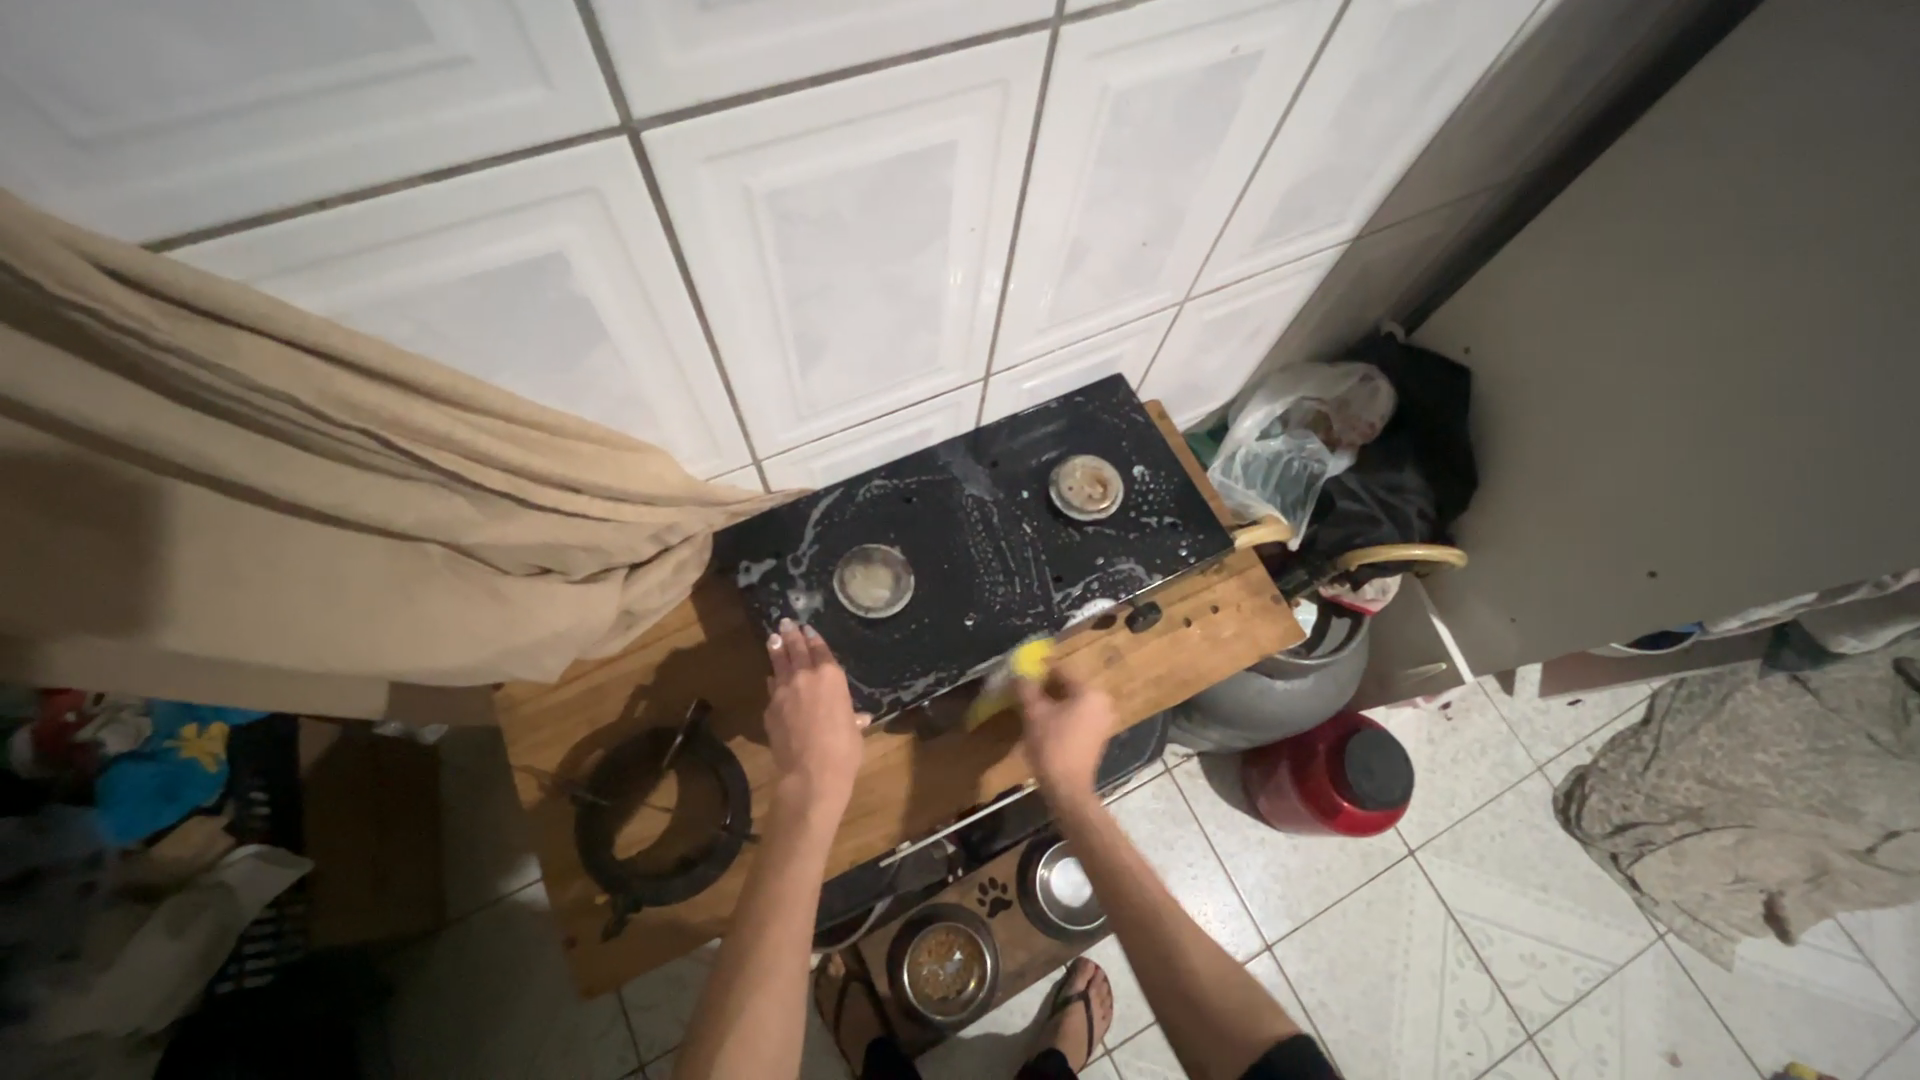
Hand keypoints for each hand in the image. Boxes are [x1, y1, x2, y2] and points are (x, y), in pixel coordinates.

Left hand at [764, 619, 868, 813]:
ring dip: (776, 649)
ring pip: (779, 664)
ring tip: (773, 638)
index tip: (807, 629)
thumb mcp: (854, 730)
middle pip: (796, 649)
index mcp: (831, 676)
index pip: (820, 650)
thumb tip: (859, 718)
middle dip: (791, 635)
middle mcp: (806, 677)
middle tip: (785, 622)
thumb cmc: (844, 749)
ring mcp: (784, 691)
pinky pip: (772, 688)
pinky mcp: (770, 708)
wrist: (811, 772)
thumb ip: (853, 718)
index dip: (814, 638)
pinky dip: (773, 680)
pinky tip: (771, 677)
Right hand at [1017, 670, 1114, 807]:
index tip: (1023, 672)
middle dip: (1047, 687)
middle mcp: (1103, 702)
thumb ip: (1026, 688)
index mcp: (1090, 692)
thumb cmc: (1052, 746)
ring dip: (1053, 702)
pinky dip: (1063, 715)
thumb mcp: (1034, 713)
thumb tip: (1020, 673)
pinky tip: (1045, 722)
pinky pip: (1078, 716)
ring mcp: (1103, 720)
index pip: (1062, 671)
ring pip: (1073, 702)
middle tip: (1025, 690)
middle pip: (1069, 686)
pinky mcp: (1099, 736)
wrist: (1067, 788)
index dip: (1040, 670)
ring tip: (1032, 706)